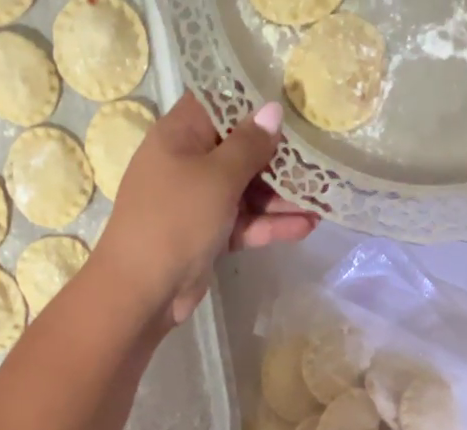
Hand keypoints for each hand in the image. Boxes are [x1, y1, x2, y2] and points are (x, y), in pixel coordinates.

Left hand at [95, 94, 320, 323]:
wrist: (142, 290)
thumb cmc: (175, 220)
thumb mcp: (216, 177)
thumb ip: (249, 145)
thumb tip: (272, 110)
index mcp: (179, 135)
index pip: (218, 103)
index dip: (252, 102)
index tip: (291, 105)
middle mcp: (187, 163)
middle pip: (239, 150)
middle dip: (279, 156)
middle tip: (321, 157)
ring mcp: (197, 202)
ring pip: (245, 191)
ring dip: (282, 196)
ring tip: (324, 199)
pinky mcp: (207, 236)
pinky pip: (243, 223)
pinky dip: (270, 224)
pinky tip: (306, 226)